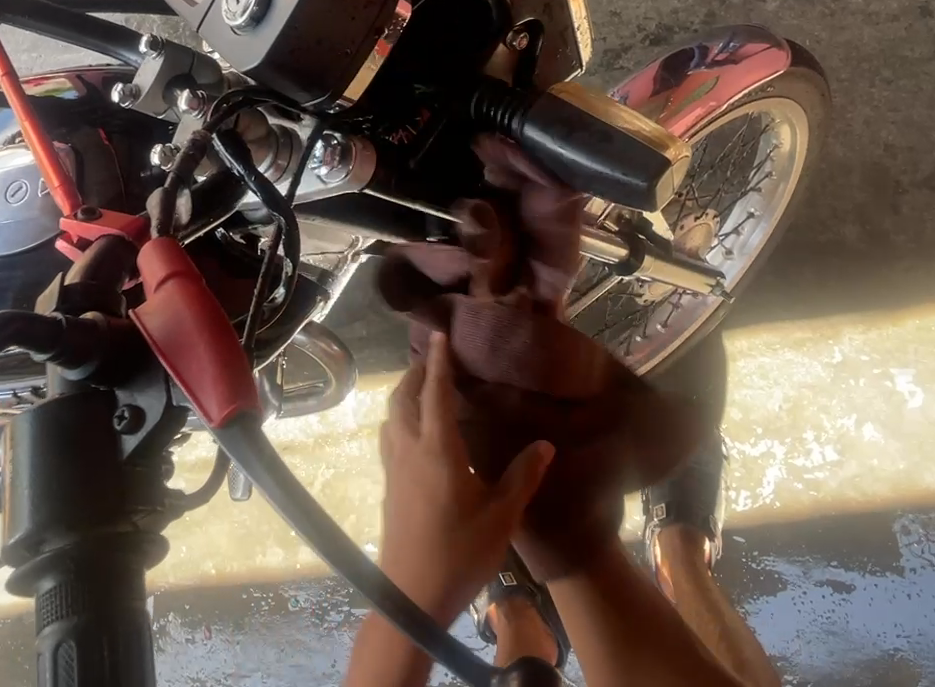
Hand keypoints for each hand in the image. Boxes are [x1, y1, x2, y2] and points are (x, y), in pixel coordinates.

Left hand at [376, 332, 553, 623]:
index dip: (437, 362)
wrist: (411, 598)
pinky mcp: (389, 486)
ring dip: (405, 394)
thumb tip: (545, 443)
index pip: (434, 393)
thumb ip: (522, 477)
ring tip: (426, 389)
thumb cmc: (459, 554)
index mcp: (437, 449)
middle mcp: (409, 450)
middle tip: (435, 359)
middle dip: (416, 373)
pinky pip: (390, 436)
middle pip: (403, 397)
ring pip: (392, 416)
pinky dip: (401, 418)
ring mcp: (394, 468)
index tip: (438, 335)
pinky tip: (419, 432)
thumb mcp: (501, 517)